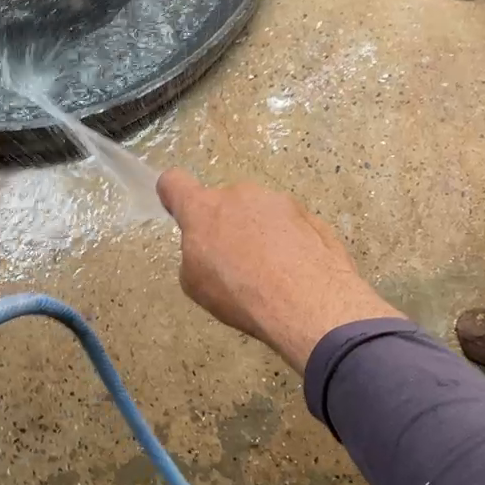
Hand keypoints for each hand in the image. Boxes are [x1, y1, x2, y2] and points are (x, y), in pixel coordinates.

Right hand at [158, 168, 399, 369]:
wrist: (308, 303)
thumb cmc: (240, 294)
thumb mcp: (196, 283)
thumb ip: (196, 254)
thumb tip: (209, 249)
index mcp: (204, 209)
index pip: (174, 182)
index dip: (172, 194)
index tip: (178, 211)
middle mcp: (241, 195)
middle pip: (225, 203)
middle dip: (226, 226)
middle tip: (235, 264)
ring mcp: (280, 202)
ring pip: (260, 214)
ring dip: (260, 235)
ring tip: (271, 276)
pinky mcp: (312, 216)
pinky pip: (290, 227)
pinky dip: (288, 245)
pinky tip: (295, 276)